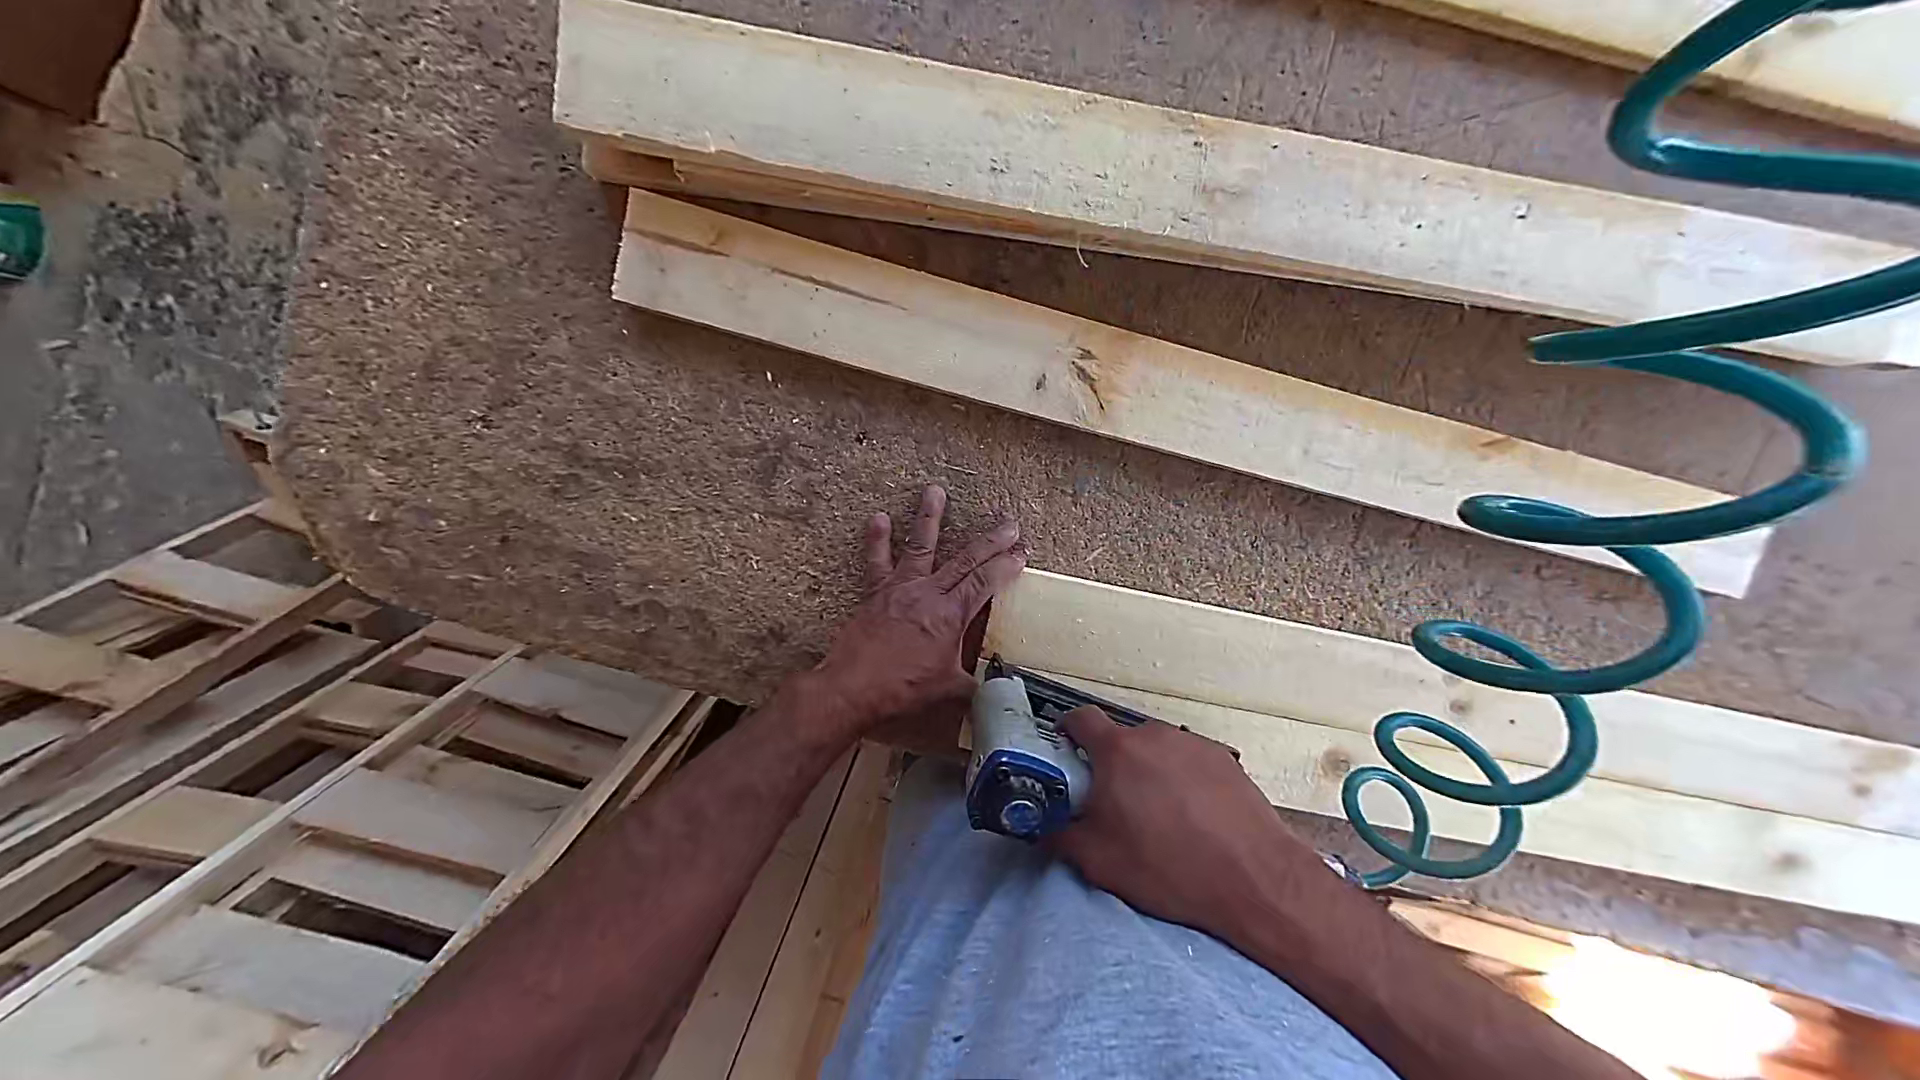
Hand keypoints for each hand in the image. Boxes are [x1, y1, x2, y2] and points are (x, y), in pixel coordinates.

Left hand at [807, 486, 1026, 734]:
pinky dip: (878, 539)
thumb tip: (993, 689)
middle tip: (1008, 523)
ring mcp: (900, 588)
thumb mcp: (948, 689)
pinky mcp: (876, 592)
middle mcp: (928, 593)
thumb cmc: (902, 688)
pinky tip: (880, 518)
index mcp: (950, 615)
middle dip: (990, 540)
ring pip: (920, 545)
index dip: (1006, 566)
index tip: (1021, 552)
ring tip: (934, 491)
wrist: (854, 686)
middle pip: (965, 559)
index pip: (986, 582)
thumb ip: (974, 684)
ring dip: (928, 517)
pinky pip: (877, 561)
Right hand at [1051, 706, 1325, 941]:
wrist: (1256, 880)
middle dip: (1112, 764)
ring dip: (1149, 772)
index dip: (1068, 729)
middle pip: (1120, 738)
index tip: (1066, 746)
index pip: (1080, 718)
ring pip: (1156, 750)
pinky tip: (1192, 816)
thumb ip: (1062, 838)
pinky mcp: (1223, 758)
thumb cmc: (1174, 868)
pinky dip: (1182, 779)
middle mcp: (1154, 737)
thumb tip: (1048, 831)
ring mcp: (1191, 744)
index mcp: (1117, 752)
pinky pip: (1188, 761)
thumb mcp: (1100, 862)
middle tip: (1115, 800)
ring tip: (1159, 814)